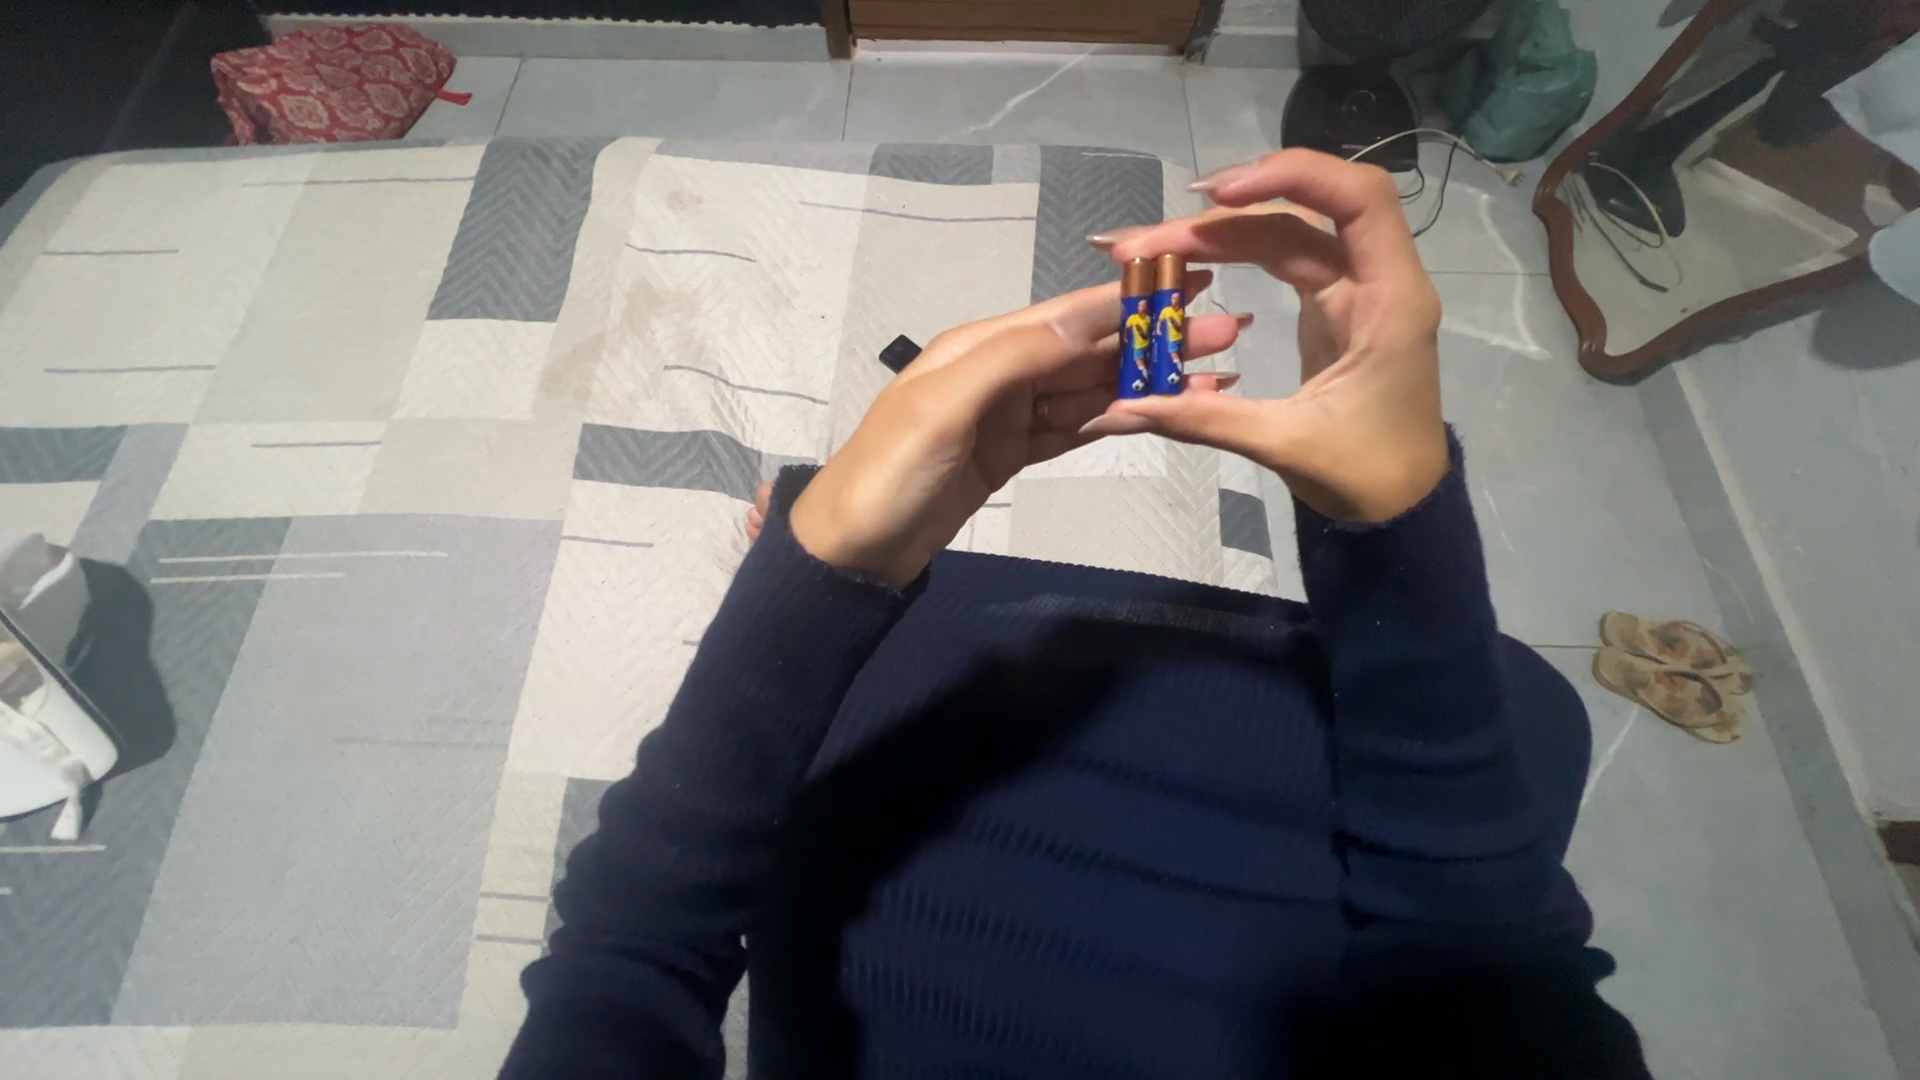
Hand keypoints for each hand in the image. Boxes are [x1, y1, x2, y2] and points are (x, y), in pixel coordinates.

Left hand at [790, 278, 1246, 586]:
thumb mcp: (944, 406)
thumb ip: (1014, 357)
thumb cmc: (891, 473)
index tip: (1191, 283)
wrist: (854, 552)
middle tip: (1226, 336)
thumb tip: (1088, 314)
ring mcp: (1005, 417)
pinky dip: (1109, 421)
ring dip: (1140, 381)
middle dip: (1150, 342)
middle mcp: (997, 373)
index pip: (1065, 315)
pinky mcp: (1008, 456)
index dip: (1128, 299)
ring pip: (1083, 392)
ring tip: (1205, 376)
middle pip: (1084, 351)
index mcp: (978, 347)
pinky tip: (1149, 412)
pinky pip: (1068, 431)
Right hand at [1087, 149, 1447, 523]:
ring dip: (1219, 234)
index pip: (1358, 199)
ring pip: (1285, 237)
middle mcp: (1377, 279)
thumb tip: (1125, 408)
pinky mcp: (1331, 309)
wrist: (1399, 500)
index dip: (1291, 177)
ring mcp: (1352, 291)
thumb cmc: (1364, 473)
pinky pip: (1283, 262)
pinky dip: (1236, 255)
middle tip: (1143, 243)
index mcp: (1390, 301)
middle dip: (1220, 220)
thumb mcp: (1283, 445)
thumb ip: (1205, 420)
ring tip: (1149, 249)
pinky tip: (1191, 256)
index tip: (1215, 194)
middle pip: (1300, 218)